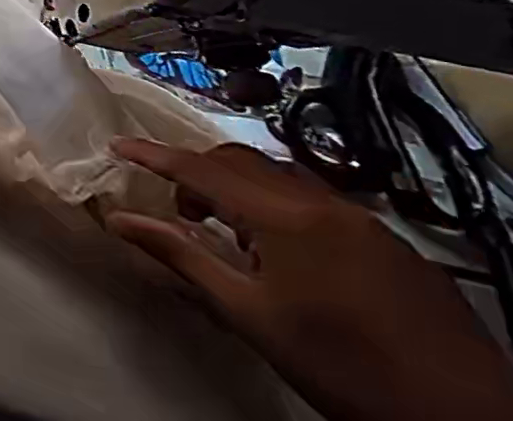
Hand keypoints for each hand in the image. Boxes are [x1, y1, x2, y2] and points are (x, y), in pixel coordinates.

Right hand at [105, 138, 512, 420]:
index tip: (117, 145)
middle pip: (242, 161)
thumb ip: (182, 256)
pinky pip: (320, 202)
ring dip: (242, 189)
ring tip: (231, 234)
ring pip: (283, 178)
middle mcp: (326, 204)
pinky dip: (282, 209)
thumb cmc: (343, 368)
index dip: (154, 155)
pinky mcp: (395, 245)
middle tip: (181, 209)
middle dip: (199, 172)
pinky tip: (288, 256)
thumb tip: (120, 220)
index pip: (202, 170)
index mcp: (286, 218)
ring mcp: (367, 222)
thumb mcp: (250, 315)